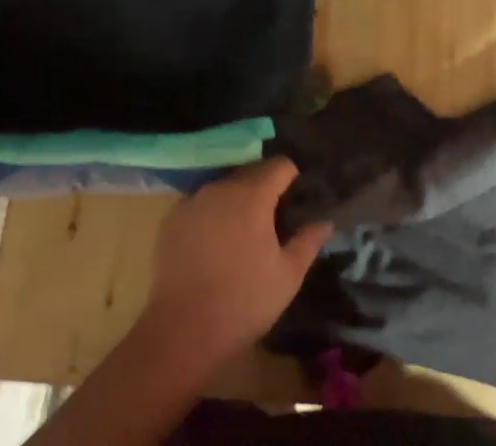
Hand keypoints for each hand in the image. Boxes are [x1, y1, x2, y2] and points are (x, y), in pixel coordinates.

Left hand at [141, 158, 333, 365]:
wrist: (184, 330)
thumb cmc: (245, 301)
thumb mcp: (288, 275)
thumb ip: (308, 241)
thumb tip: (325, 222)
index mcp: (252, 196)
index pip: (279, 166)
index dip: (292, 177)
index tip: (297, 198)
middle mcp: (220, 189)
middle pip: (249, 174)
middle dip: (264, 189)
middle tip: (273, 221)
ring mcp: (191, 203)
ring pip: (222, 189)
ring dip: (236, 202)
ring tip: (242, 235)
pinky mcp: (170, 220)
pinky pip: (199, 206)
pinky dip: (211, 215)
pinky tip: (213, 245)